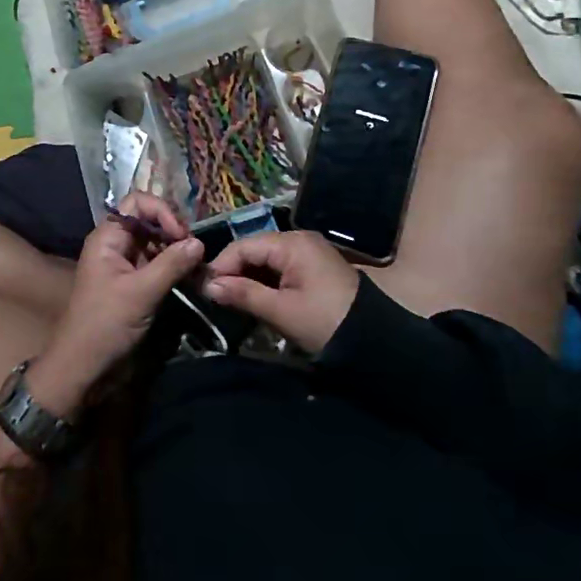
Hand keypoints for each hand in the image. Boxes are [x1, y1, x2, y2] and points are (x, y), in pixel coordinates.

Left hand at [29, 192, 201, 417]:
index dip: (161, 211)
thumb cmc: (105, 324)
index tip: (181, 234)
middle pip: (150, 221)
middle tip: (195, 252)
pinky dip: (174, 268)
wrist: (83, 366)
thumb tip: (199, 241)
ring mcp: (126, 265)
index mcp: (108, 237)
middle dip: (174, 231)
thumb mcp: (141, 292)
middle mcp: (117, 245)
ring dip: (177, 251)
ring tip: (198, 267)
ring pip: (157, 244)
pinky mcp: (135, 284)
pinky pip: (158, 265)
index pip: (137, 202)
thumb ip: (171, 264)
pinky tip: (191, 278)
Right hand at [202, 231, 359, 355]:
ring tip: (231, 299)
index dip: (221, 266)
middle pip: (254, 249)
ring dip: (248, 277)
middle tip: (215, 297)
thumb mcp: (281, 310)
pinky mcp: (315, 268)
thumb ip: (243, 294)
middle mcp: (300, 239)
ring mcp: (309, 252)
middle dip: (233, 271)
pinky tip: (255, 298)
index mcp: (292, 243)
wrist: (376, 341)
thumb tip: (208, 285)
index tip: (204, 290)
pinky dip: (266, 281)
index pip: (243, 246)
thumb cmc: (325, 322)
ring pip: (266, 259)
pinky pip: (281, 267)